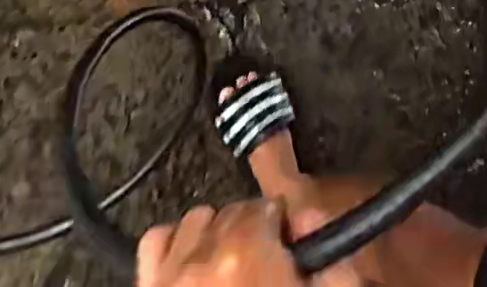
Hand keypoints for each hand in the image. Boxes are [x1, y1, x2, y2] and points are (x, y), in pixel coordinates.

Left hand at [137, 200, 360, 286]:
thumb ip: (332, 260)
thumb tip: (309, 218)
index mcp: (247, 253)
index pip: (267, 206)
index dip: (284, 226)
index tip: (291, 249)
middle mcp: (201, 258)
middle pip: (232, 212)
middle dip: (251, 230)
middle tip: (265, 266)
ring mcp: (166, 282)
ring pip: (194, 222)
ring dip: (213, 236)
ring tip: (229, 270)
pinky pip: (154, 245)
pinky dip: (174, 249)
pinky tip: (191, 273)